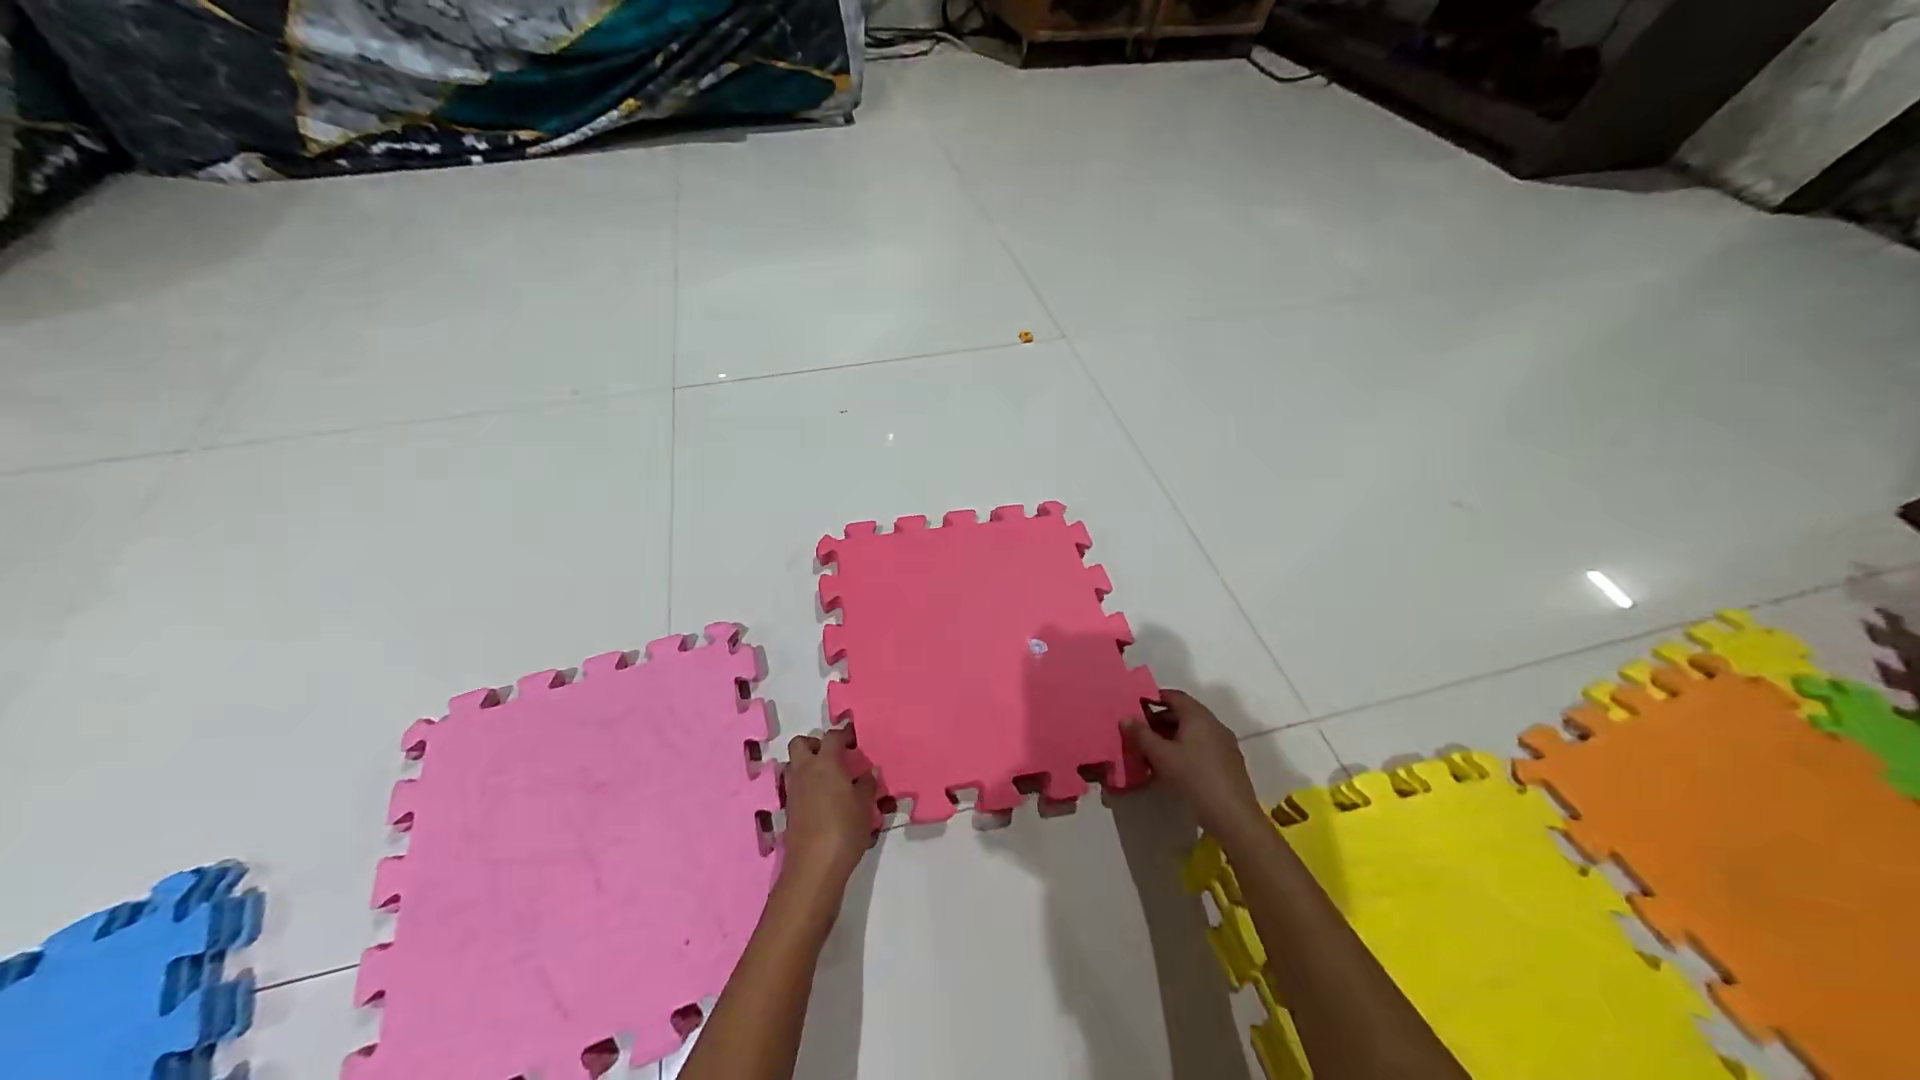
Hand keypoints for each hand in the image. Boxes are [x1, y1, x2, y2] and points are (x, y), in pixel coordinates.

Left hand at [780, 728, 877, 895]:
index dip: (843, 734)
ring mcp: (793, 790)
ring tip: (827, 778)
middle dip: (815, 744)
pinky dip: (804, 784)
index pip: (832, 736)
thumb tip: (868, 771)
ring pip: (793, 763)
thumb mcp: (865, 805)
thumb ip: (867, 784)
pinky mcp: (788, 809)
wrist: (814, 865)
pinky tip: (821, 799)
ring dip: (806, 764)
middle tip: (833, 756)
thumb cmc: (844, 829)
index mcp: (826, 763)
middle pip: (800, 743)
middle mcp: (805, 770)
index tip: (854, 741)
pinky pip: (794, 785)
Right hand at [1124, 690, 1266, 836]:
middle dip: (1159, 721)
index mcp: (1199, 716)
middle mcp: (1214, 725)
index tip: (1136, 707)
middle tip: (1139, 733)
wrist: (1232, 814)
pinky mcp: (1228, 763)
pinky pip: (1201, 747)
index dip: (1153, 698)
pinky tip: (1172, 768)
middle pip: (1183, 714)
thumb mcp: (1161, 755)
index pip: (1174, 696)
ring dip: (1171, 738)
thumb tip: (1126, 718)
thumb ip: (1141, 735)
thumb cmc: (1193, 777)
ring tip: (1151, 752)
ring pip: (1192, 733)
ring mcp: (1224, 744)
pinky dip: (1184, 750)